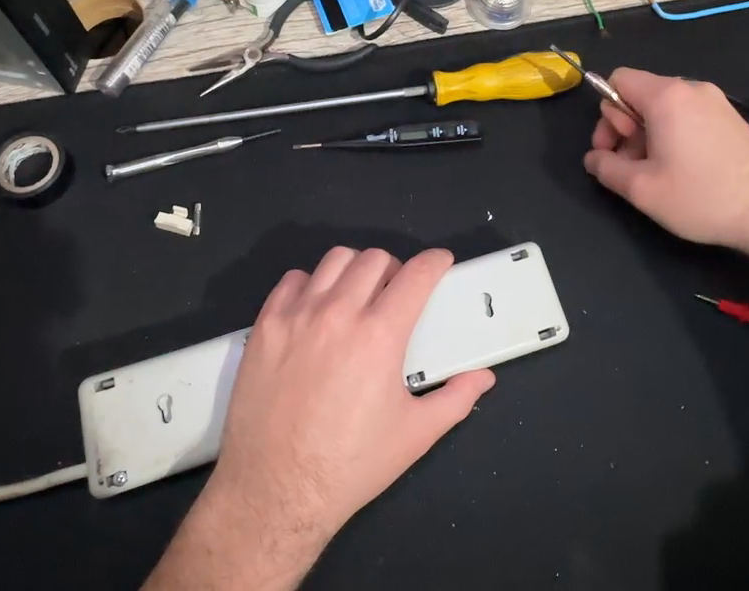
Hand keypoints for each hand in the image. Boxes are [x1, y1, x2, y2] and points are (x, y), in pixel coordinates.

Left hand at [206, 247, 495, 546]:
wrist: (276, 490)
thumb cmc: (351, 465)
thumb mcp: (415, 435)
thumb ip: (456, 398)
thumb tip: (483, 377)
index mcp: (379, 336)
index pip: (416, 275)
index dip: (435, 262)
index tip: (440, 262)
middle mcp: (338, 314)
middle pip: (375, 259)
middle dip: (395, 268)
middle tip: (398, 292)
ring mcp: (297, 316)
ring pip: (334, 260)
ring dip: (354, 270)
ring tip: (358, 295)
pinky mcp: (265, 326)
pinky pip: (292, 280)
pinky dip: (311, 285)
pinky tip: (316, 308)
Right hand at [583, 68, 748, 256]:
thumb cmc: (702, 197)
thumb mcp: (641, 189)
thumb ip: (606, 168)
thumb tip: (593, 159)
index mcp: (667, 96)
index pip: (618, 79)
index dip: (606, 113)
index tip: (614, 147)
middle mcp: (692, 89)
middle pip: (640, 94)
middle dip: (624, 127)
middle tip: (629, 165)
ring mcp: (716, 102)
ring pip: (663, 108)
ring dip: (647, 135)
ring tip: (654, 173)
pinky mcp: (730, 118)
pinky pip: (687, 116)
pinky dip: (672, 135)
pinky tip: (680, 169)